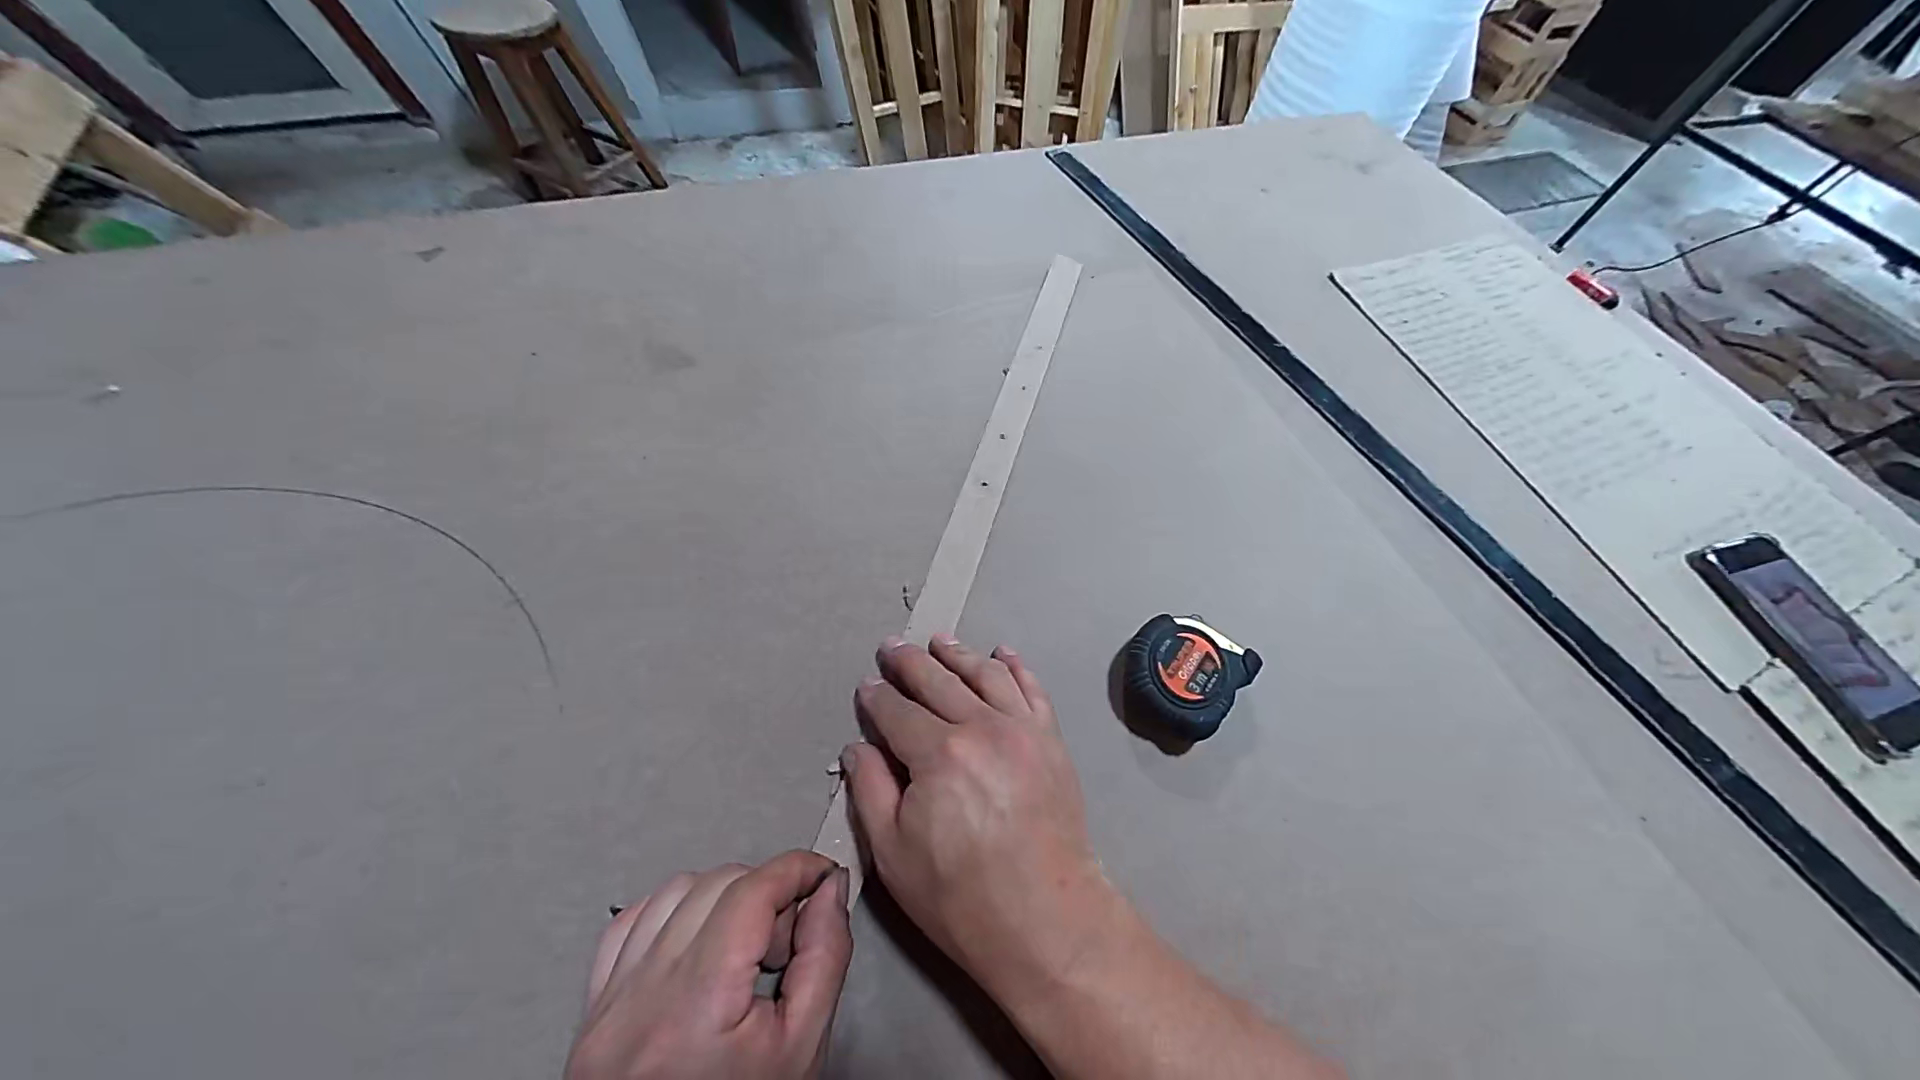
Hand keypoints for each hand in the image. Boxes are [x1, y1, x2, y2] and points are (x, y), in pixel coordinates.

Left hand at [564, 851, 851, 1079]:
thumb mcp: (804, 1048)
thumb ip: (826, 956)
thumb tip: (830, 890)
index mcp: (696, 1005)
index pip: (752, 891)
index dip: (797, 869)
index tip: (822, 872)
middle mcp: (643, 995)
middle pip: (718, 884)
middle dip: (767, 893)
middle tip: (788, 939)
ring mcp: (612, 1000)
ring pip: (676, 892)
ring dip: (723, 898)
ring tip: (746, 949)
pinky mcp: (596, 1008)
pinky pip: (632, 922)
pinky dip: (674, 913)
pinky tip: (700, 941)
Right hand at [842, 634, 1109, 1003]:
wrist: (1048, 919)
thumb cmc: (961, 896)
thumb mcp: (893, 853)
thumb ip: (870, 789)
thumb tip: (857, 747)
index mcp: (938, 754)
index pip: (897, 711)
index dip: (877, 697)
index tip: (867, 686)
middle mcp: (982, 727)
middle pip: (938, 681)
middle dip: (910, 662)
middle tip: (892, 647)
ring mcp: (1022, 730)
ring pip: (985, 674)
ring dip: (958, 654)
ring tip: (940, 641)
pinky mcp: (1050, 740)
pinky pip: (1032, 689)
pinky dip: (1015, 667)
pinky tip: (1003, 654)